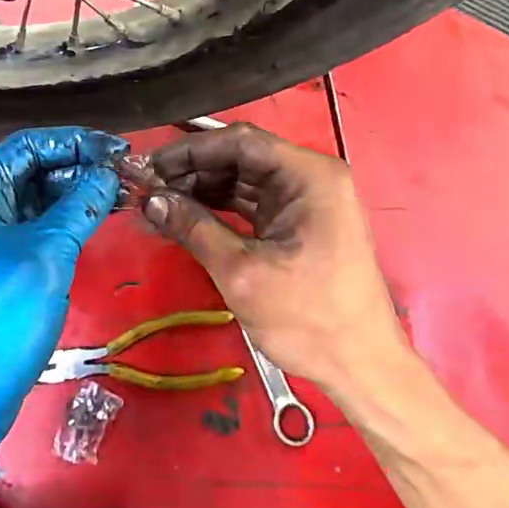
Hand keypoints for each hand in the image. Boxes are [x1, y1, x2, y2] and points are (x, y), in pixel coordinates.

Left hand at [0, 126, 124, 507]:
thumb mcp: (43, 258)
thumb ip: (78, 208)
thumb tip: (108, 174)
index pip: (28, 146)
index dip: (76, 142)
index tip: (120, 149)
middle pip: (31, 172)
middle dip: (80, 169)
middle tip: (129, 177)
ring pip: (34, 203)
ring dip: (75, 196)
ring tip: (121, 198)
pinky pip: (32, 233)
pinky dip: (63, 225)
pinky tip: (94, 223)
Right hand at [144, 123, 402, 392]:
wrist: (362, 366)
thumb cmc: (310, 318)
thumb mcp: (243, 271)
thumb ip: (194, 228)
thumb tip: (149, 201)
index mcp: (309, 176)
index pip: (240, 142)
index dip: (190, 150)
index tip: (149, 165)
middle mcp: (310, 178)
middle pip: (240, 157)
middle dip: (191, 171)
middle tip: (146, 187)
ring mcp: (305, 201)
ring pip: (242, 180)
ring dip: (201, 190)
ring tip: (157, 203)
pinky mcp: (297, 223)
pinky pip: (251, 203)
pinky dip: (218, 209)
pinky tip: (184, 217)